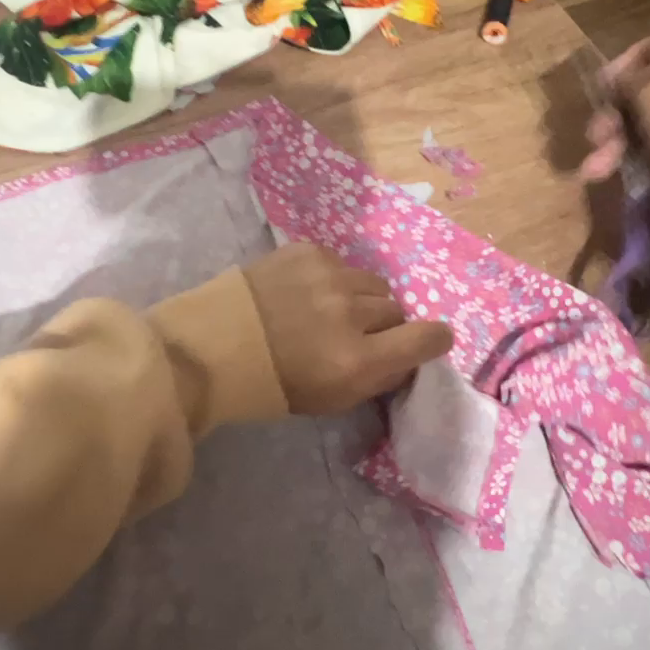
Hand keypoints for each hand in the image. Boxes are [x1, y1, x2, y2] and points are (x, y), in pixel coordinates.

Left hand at [244, 243, 452, 414]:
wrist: (215, 343)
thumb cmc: (273, 383)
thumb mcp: (332, 399)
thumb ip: (377, 376)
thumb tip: (407, 354)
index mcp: (359, 360)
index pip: (427, 337)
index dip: (434, 339)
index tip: (430, 340)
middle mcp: (351, 313)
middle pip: (397, 309)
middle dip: (383, 324)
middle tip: (355, 334)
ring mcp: (331, 276)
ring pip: (372, 283)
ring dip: (360, 298)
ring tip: (329, 310)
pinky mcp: (310, 251)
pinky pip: (343, 263)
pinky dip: (333, 278)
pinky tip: (306, 292)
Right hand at [580, 30, 649, 182]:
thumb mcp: (643, 89)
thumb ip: (622, 80)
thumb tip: (612, 77)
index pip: (647, 49)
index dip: (620, 65)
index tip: (601, 87)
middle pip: (637, 93)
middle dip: (610, 119)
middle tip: (594, 138)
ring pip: (639, 125)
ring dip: (612, 145)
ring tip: (595, 169)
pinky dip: (629, 158)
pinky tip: (611, 172)